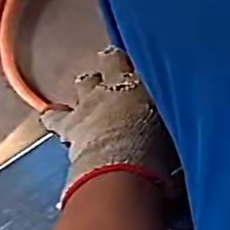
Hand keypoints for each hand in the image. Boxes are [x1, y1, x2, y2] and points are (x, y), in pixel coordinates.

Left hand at [40, 48, 177, 203]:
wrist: (121, 168)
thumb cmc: (156, 148)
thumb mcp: (172, 126)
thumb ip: (170, 113)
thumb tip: (178, 113)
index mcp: (138, 82)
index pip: (130, 60)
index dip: (128, 61)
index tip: (133, 64)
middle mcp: (111, 86)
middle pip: (106, 64)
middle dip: (107, 71)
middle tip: (114, 80)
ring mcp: (87, 104)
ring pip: (82, 83)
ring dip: (85, 89)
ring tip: (91, 96)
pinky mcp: (68, 125)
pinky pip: (54, 116)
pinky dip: (54, 116)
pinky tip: (52, 116)